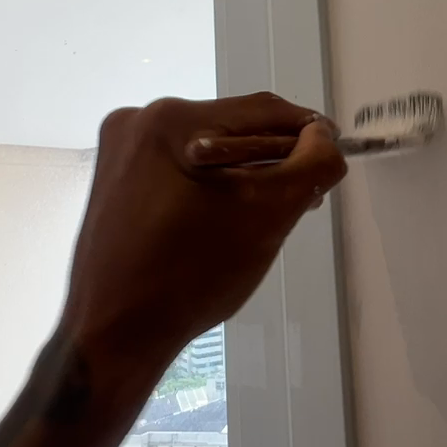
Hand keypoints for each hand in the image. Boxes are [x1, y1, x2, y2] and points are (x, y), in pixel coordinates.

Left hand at [61, 92, 346, 363]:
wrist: (114, 335)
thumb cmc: (193, 275)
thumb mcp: (268, 215)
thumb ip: (310, 166)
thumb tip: (324, 139)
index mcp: (172, 120)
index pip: (262, 111)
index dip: (308, 131)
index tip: (332, 158)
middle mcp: (140, 120)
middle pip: (234, 127)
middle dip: (275, 158)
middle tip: (305, 195)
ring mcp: (122, 150)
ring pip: (211, 148)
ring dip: (246, 172)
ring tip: (269, 210)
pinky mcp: (116, 179)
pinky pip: (183, 167)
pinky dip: (213, 184)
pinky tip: (228, 216)